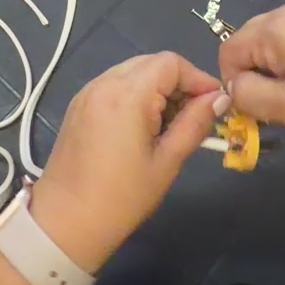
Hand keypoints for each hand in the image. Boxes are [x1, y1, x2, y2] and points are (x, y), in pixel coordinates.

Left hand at [31, 52, 224, 273]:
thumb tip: (219, 99)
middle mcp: (104, 82)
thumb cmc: (121, 197)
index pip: (171, 63)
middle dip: (178, 82)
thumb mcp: (167, 161)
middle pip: (152, 62)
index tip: (214, 105)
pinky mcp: (79, 104)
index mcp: (126, 93)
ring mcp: (87, 91)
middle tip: (194, 116)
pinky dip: (135, 94)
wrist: (64, 222)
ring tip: (170, 125)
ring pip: (133, 71)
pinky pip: (115, 84)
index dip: (198, 78)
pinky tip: (143, 126)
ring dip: (157, 88)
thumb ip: (195, 123)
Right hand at [218, 1, 284, 138]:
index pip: (229, 50)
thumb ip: (248, 96)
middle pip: (251, 38)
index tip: (254, 108)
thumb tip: (233, 87)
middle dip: (255, 71)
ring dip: (278, 64)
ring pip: (277, 37)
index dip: (232, 82)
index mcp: (275, 27)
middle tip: (277, 102)